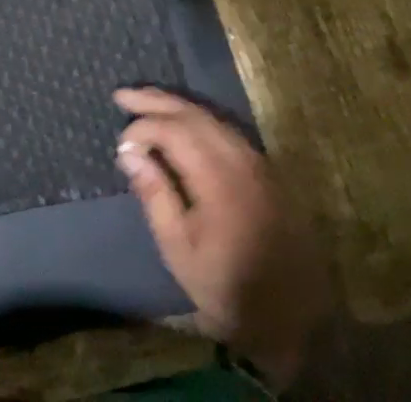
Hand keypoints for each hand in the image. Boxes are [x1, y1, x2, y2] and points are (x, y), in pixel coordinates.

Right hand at [114, 88, 330, 387]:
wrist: (290, 316)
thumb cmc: (225, 285)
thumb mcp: (178, 246)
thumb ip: (154, 193)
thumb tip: (128, 152)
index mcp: (219, 180)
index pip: (174, 131)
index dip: (143, 128)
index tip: (120, 145)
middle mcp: (242, 162)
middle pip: (196, 116)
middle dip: (157, 102)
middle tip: (122, 95)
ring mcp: (259, 166)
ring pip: (215, 119)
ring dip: (178, 107)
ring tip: (147, 101)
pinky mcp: (268, 174)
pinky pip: (228, 132)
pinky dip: (200, 121)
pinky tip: (184, 123)